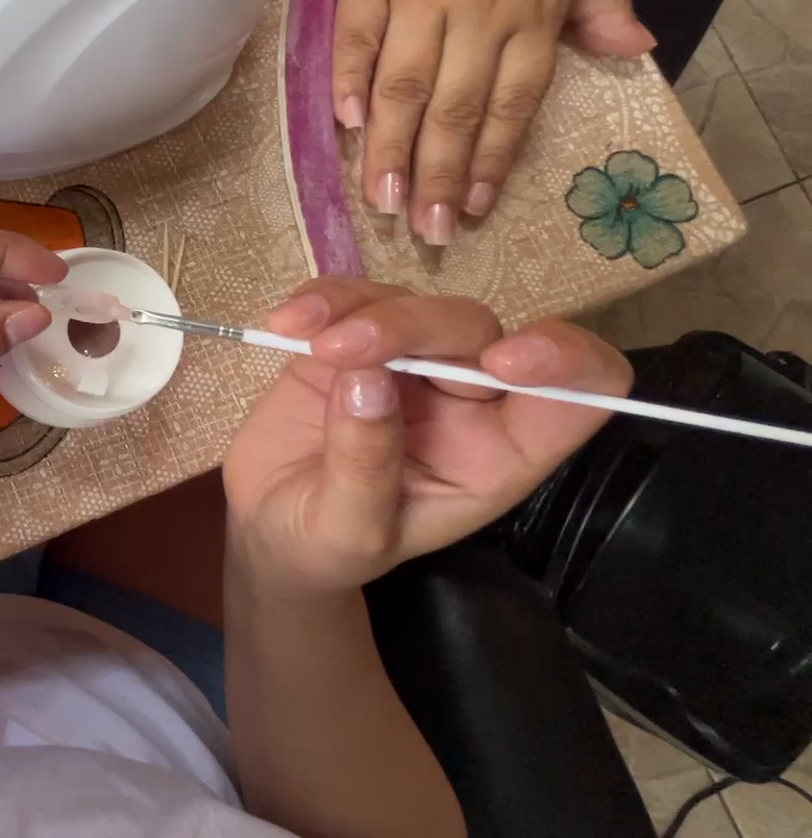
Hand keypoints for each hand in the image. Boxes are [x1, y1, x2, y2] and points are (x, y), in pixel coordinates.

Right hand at [222, 278, 630, 592]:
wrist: (269, 530)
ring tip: (293, 330)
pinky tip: (285, 320)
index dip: (562, 361)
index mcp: (496, 453)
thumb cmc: (323, 546)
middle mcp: (463, 401)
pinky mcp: (346, 347)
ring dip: (355, 309)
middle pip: (473, 331)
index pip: (576, 392)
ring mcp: (402, 367)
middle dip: (409, 327)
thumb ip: (364, 464)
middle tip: (334, 349)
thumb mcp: (350, 529)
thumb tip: (366, 378)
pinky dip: (320, 300)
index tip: (503, 361)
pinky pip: (349, 301)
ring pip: (409, 303)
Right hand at [331, 0, 655, 238]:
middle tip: (426, 230)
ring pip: (406, 86)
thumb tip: (627, 51)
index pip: (515, 98)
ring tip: (382, 201)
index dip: (494, 159)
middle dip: (442, 175)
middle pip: (457, 107)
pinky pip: (356, 42)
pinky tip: (347, 127)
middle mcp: (482, 4)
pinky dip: (350, 84)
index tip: (476, 209)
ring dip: (393, 149)